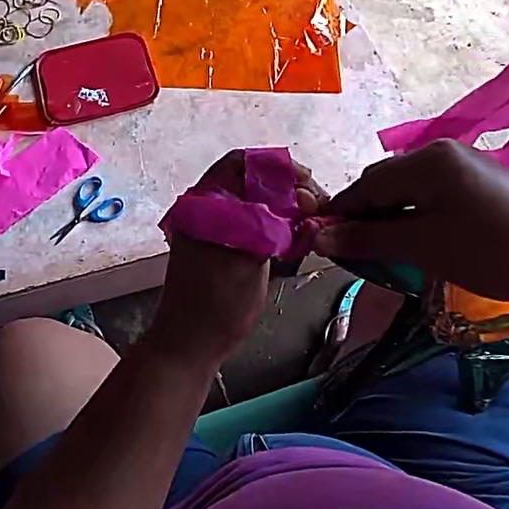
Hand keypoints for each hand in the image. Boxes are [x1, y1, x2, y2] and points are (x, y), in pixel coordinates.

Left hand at [144, 151, 325, 366]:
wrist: (192, 345)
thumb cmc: (215, 303)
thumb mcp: (247, 256)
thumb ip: (271, 220)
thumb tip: (299, 195)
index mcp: (206, 204)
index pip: (242, 163)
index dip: (276, 166)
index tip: (306, 181)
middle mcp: (212, 209)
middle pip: (256, 181)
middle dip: (290, 188)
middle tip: (316, 206)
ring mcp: (221, 228)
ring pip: (262, 203)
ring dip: (289, 207)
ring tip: (313, 221)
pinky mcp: (232, 245)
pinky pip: (260, 223)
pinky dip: (282, 225)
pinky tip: (300, 236)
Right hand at [311, 140, 508, 308]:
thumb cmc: (492, 251)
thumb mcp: (423, 247)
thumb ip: (368, 240)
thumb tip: (320, 238)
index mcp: (427, 160)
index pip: (366, 183)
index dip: (341, 214)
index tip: (322, 245)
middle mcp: (442, 152)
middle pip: (386, 182)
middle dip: (366, 217)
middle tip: (356, 256)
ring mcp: (464, 166)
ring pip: (409, 190)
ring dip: (391, 219)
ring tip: (387, 255)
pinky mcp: (480, 183)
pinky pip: (433, 195)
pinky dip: (417, 217)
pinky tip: (419, 243)